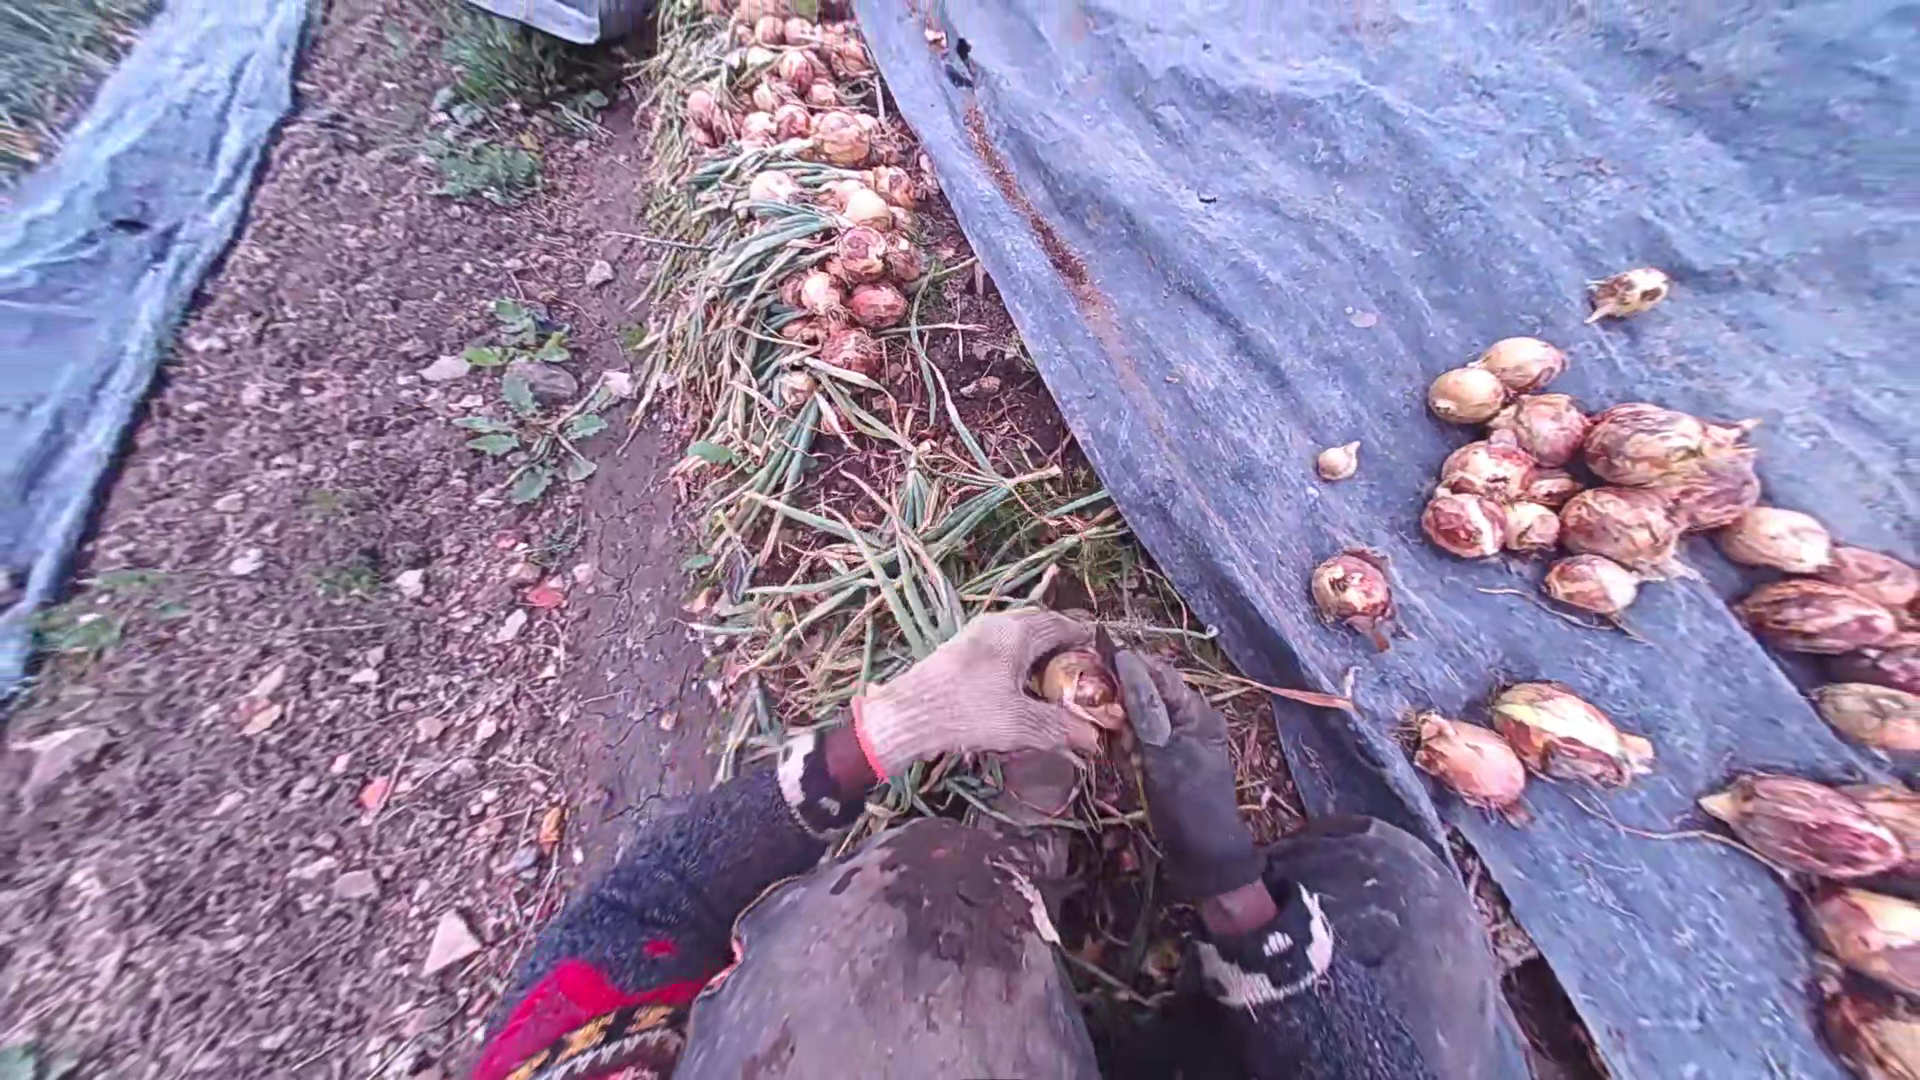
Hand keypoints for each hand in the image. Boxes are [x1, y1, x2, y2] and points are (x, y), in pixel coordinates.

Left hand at [853, 610, 1100, 778]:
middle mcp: (996, 624)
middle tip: (1078, 663)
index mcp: (1015, 632)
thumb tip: (1093, 739)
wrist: (907, 715)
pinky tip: (1017, 682)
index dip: (1082, 636)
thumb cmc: (967, 712)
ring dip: (1037, 649)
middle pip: (1038, 624)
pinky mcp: (960, 649)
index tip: (1098, 650)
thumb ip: (1059, 728)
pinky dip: (1018, 657)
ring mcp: (975, 634)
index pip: (1060, 624)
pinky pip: (1000, 644)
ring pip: (1017, 633)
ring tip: (1052, 675)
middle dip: (1061, 641)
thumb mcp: (1020, 724)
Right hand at [1116, 650, 1263, 899]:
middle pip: (1147, 691)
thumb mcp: (1161, 751)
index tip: (1094, 659)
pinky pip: (1143, 736)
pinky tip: (1127, 760)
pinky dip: (1130, 744)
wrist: (1202, 856)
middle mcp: (1190, 717)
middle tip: (1106, 718)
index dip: (1127, 663)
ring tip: (1123, 749)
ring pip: (1140, 714)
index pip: (1157, 672)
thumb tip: (1126, 658)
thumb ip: (1143, 704)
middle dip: (1123, 701)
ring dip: (1125, 727)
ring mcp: (1180, 737)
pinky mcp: (1169, 755)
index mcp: (1196, 710)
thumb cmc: (1184, 802)